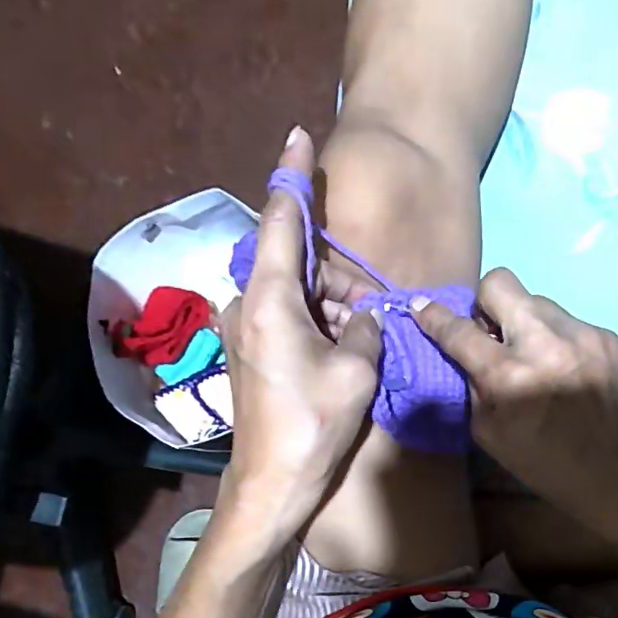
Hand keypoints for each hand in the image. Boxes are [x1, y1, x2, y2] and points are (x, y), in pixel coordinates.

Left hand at [217, 128, 384, 536]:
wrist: (272, 482)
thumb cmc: (313, 423)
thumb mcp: (356, 368)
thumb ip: (363, 325)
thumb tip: (363, 317)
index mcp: (269, 301)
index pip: (280, 220)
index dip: (292, 176)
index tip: (299, 135)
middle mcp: (246, 306)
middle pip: (295, 265)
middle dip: (337, 277)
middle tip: (375, 307)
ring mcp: (243, 330)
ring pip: (293, 295)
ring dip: (330, 305)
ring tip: (365, 336)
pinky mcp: (248, 352)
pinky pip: (285, 318)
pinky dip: (315, 322)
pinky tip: (342, 347)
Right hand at [413, 268, 617, 551]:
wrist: (607, 469)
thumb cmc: (536, 458)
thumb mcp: (485, 428)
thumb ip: (471, 380)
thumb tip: (460, 344)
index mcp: (509, 377)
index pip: (460, 331)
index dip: (434, 317)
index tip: (421, 307)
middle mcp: (545, 344)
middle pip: (499, 283)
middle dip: (484, 304)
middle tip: (490, 333)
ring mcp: (581, 334)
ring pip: (534, 299)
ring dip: (522, 322)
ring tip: (530, 355)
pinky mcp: (604, 335)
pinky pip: (563, 319)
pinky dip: (552, 337)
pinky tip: (560, 366)